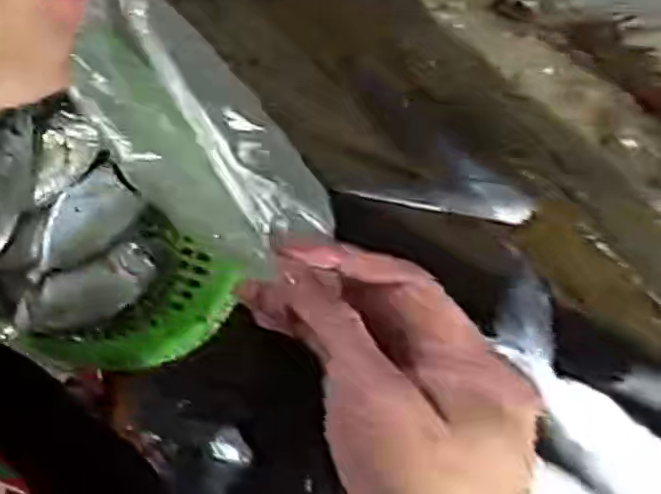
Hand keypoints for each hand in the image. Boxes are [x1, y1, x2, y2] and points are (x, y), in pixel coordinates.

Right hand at [241, 244, 541, 493]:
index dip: (342, 258)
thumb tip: (291, 269)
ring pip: (356, 320)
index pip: (405, 282)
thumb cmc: (412, 470)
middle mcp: (453, 363)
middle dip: (313, 280)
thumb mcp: (371, 392)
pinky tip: (268, 315)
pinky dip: (308, 327)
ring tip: (250, 291)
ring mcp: (423, 381)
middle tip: (258, 268)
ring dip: (301, 301)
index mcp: (471, 360)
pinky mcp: (393, 396)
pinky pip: (348, 345)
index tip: (284, 251)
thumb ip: (333, 323)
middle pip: (377, 299)